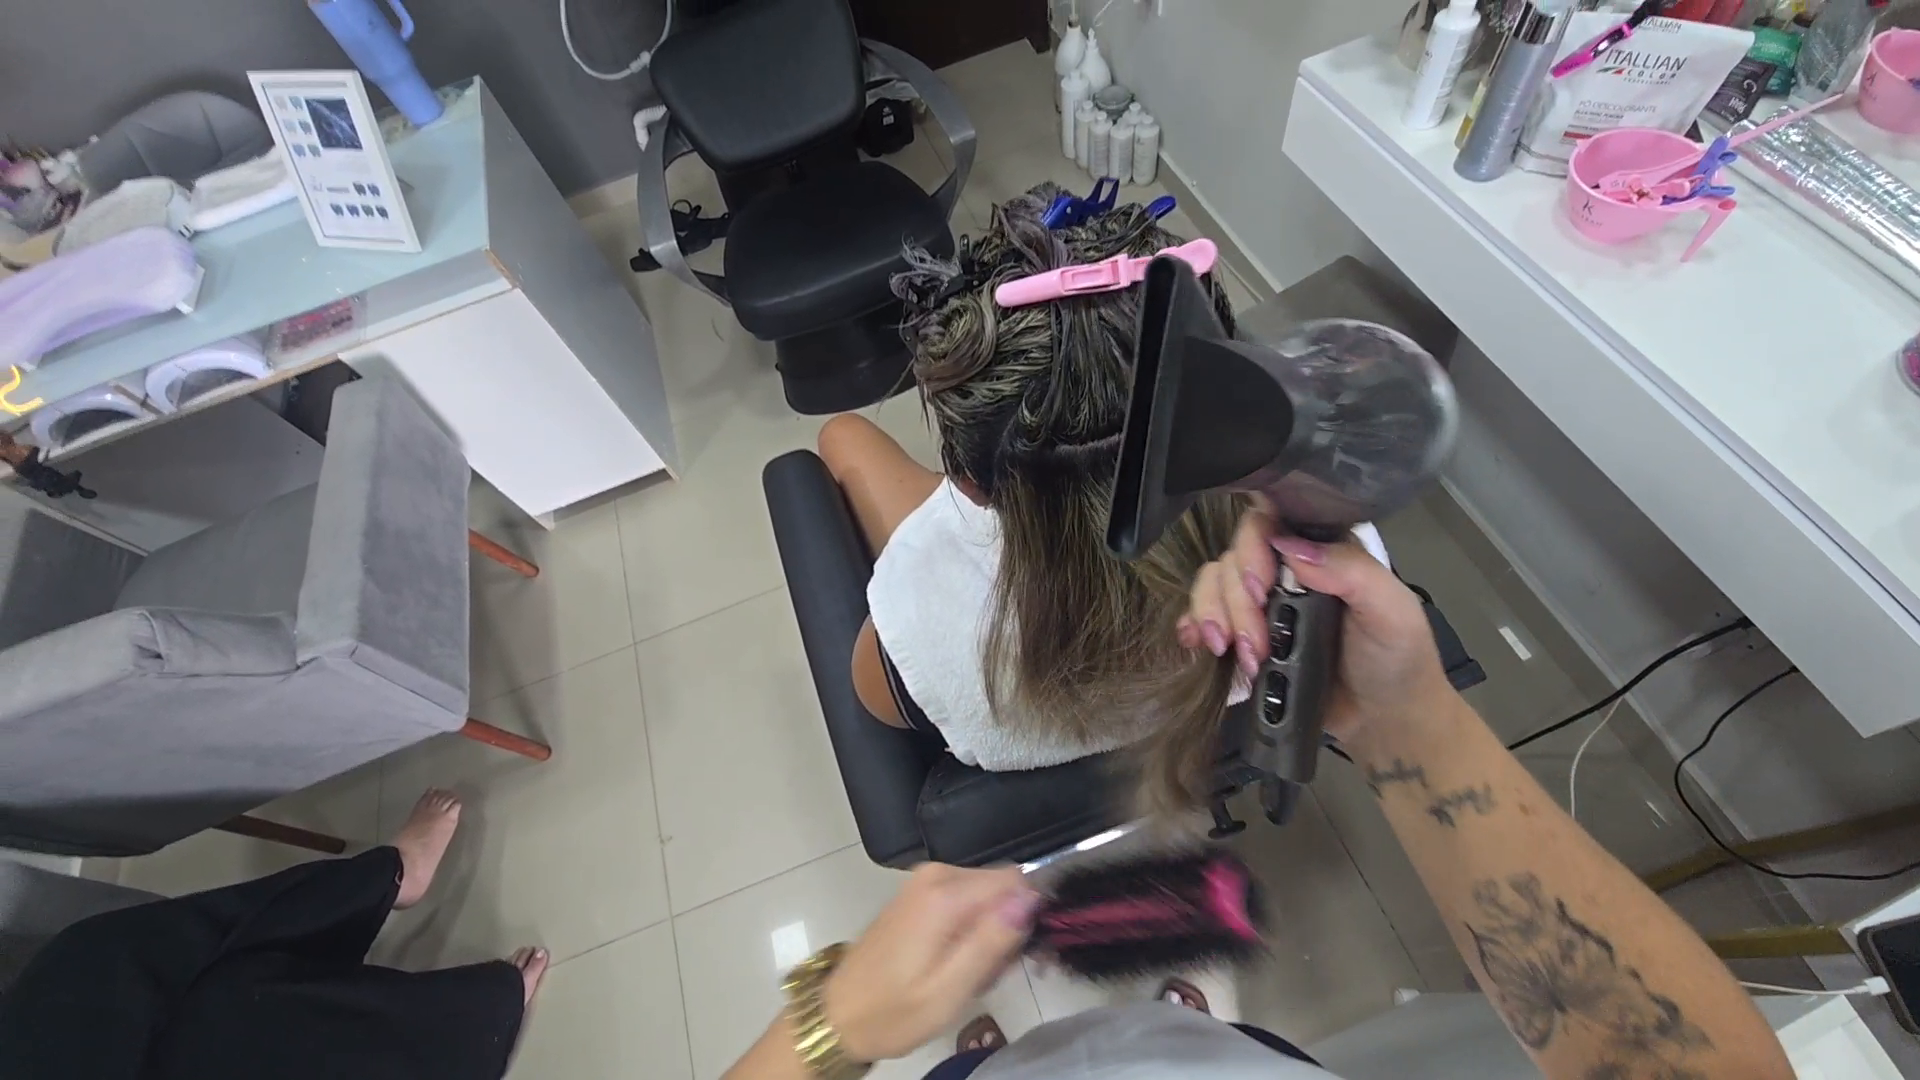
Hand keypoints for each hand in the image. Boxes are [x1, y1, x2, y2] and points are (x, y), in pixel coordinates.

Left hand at [823, 864, 1040, 1062]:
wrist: (839, 1014)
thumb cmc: (894, 1012)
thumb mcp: (949, 992)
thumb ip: (990, 942)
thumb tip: (1028, 899)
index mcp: (945, 894)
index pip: (1014, 880)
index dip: (1025, 916)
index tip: (1014, 955)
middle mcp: (937, 873)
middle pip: (1000, 886)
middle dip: (1005, 927)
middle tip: (988, 973)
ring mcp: (925, 879)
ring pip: (985, 893)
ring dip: (989, 931)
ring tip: (970, 973)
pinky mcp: (920, 890)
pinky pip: (965, 897)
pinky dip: (971, 926)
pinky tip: (956, 961)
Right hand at [1179, 499, 1455, 745]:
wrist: (1383, 719)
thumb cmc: (1396, 659)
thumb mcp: (1392, 611)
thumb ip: (1351, 571)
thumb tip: (1289, 546)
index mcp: (1318, 552)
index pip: (1268, 524)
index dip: (1252, 549)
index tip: (1260, 589)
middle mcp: (1282, 569)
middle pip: (1232, 559)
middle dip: (1235, 604)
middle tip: (1255, 647)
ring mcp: (1258, 603)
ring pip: (1211, 582)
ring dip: (1211, 615)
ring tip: (1226, 652)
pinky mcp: (1240, 633)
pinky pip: (1200, 614)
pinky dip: (1191, 624)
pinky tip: (1194, 642)